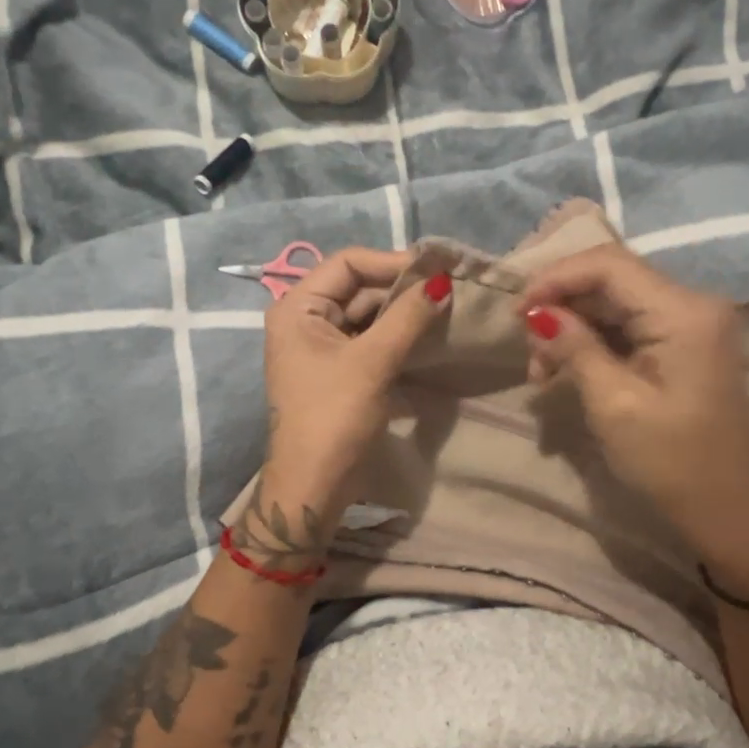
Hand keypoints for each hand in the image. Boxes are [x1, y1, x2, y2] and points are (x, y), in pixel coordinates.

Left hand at [258, 247, 451, 516]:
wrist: (315, 484)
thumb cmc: (334, 417)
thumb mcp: (373, 362)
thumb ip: (408, 317)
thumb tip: (443, 281)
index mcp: (298, 308)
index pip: (348, 264)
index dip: (392, 262)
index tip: (437, 270)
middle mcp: (305, 320)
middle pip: (359, 288)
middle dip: (402, 290)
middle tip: (450, 291)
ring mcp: (322, 347)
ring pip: (368, 316)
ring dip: (404, 315)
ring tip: (446, 312)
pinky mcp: (339, 372)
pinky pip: (371, 342)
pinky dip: (397, 339)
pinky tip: (430, 340)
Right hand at [518, 245, 748, 589]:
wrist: (724, 508)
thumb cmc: (670, 460)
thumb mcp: (613, 404)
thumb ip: (575, 348)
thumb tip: (537, 313)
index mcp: (683, 312)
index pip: (609, 265)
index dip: (556, 278)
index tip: (516, 312)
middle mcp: (692, 304)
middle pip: (612, 280)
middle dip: (561, 307)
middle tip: (526, 350)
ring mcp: (691, 324)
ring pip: (615, 304)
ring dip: (573, 329)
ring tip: (541, 372)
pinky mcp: (684, 346)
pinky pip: (630, 327)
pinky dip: (594, 343)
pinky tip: (566, 372)